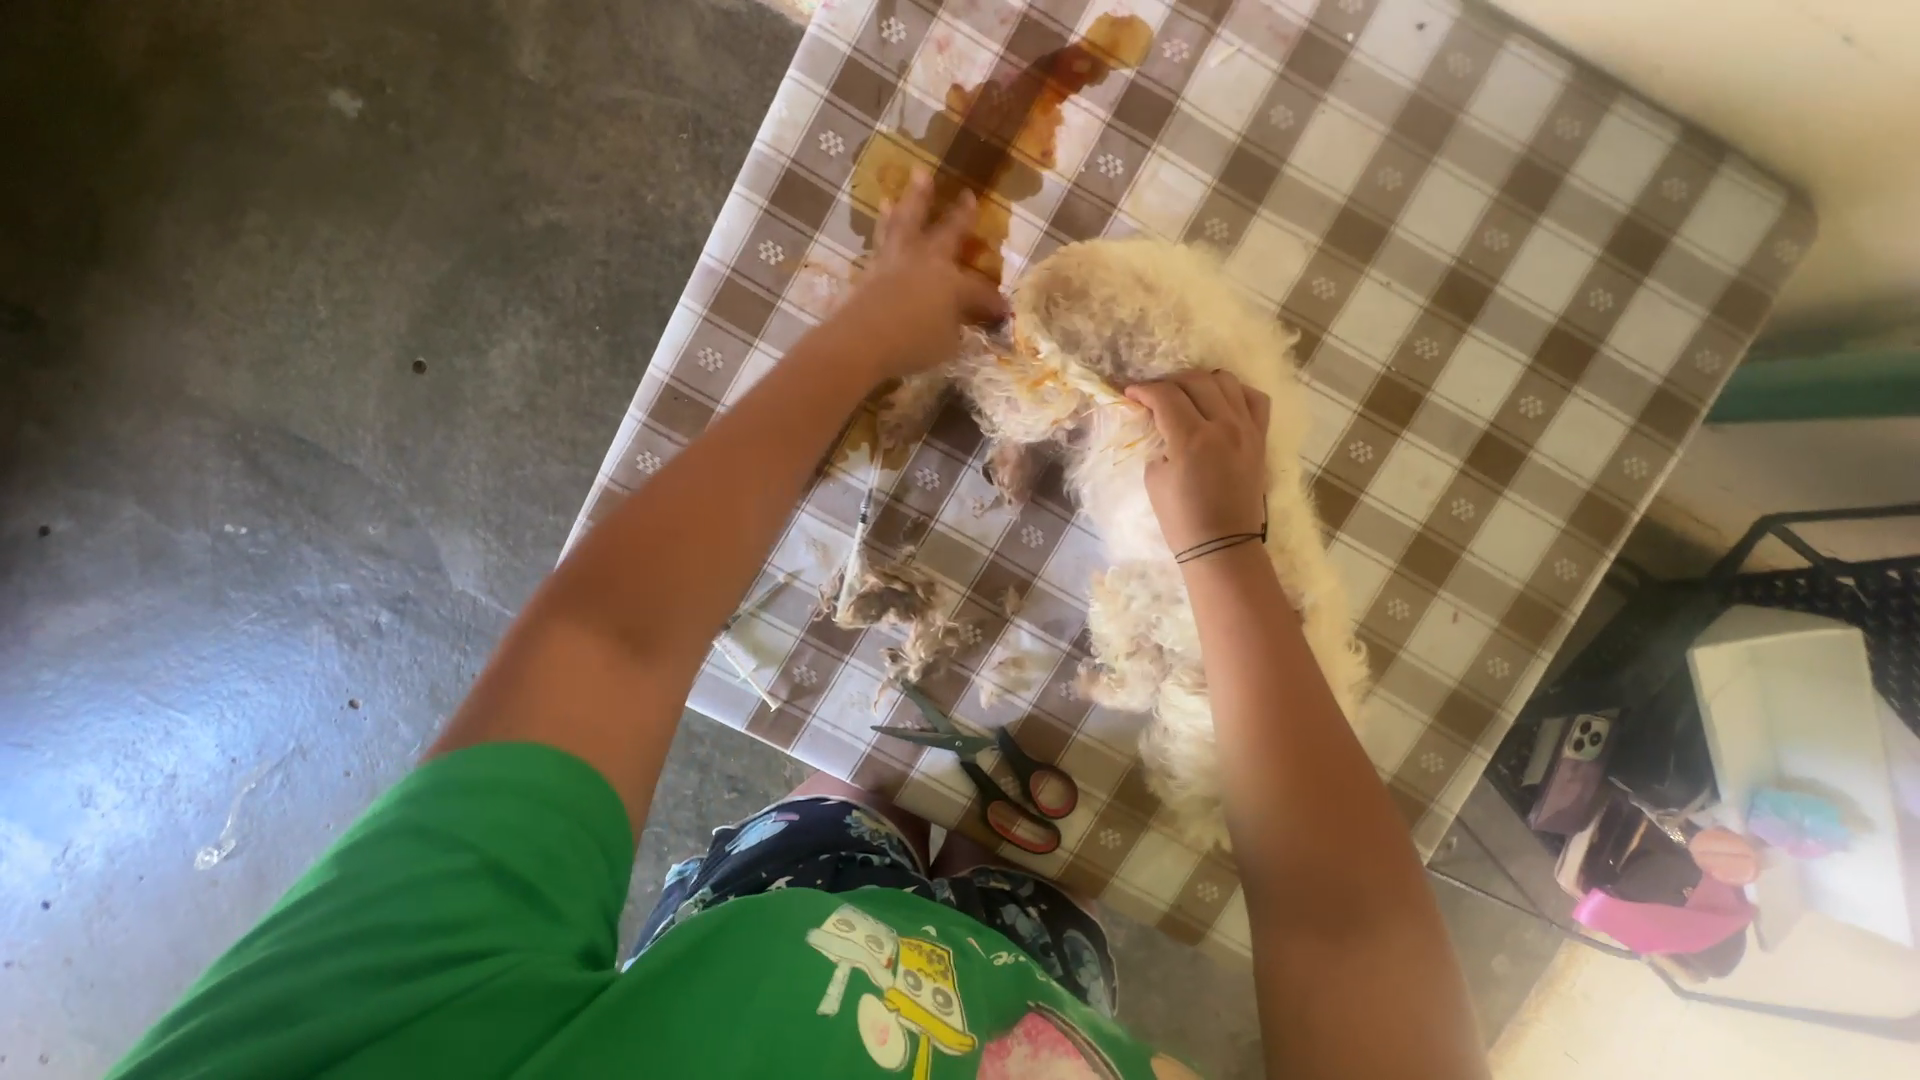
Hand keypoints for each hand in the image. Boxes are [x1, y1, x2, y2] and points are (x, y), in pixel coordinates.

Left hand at [825, 168, 1007, 382]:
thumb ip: (953, 328)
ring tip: (918, 176)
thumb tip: (954, 322)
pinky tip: (884, 217)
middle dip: (960, 215)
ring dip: (915, 198)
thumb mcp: (945, 345)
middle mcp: (927, 262)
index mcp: (952, 283)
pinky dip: (885, 225)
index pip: (980, 291)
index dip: (993, 302)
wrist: (860, 340)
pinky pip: (882, 240)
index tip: (1002, 311)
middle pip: (948, 232)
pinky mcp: (870, 269)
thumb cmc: (912, 345)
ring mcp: (896, 261)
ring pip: (908, 222)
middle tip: (966, 194)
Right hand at [1125, 371, 1271, 556]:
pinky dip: (1236, 393)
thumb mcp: (1154, 478)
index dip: (1144, 390)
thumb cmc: (1181, 519)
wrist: (1223, 545)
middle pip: (1195, 380)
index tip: (1131, 394)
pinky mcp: (1260, 438)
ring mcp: (1247, 430)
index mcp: (1191, 438)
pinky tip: (1221, 402)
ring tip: (1187, 394)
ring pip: (1226, 381)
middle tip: (1155, 395)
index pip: (1165, 396)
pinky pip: (1254, 399)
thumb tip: (1163, 425)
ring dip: (1202, 382)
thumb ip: (1159, 443)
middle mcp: (1223, 426)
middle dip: (1169, 382)